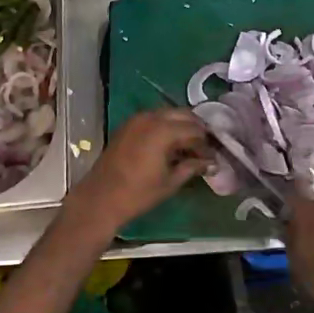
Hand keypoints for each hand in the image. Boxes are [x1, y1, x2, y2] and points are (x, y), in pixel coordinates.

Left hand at [67, 109, 210, 230]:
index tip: (212, 158)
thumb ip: (192, 166)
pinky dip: (166, 126)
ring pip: (168, 114)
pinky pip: (154, 118)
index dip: (206, 144)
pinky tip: (171, 145)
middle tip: (203, 148)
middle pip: (183, 115)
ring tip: (188, 147)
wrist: (100, 198)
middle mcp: (151, 117)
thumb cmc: (138, 193)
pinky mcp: (128, 125)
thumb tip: (211, 163)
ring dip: (181, 126)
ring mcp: (137, 119)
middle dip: (196, 129)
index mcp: (163, 130)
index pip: (195, 130)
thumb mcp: (170, 181)